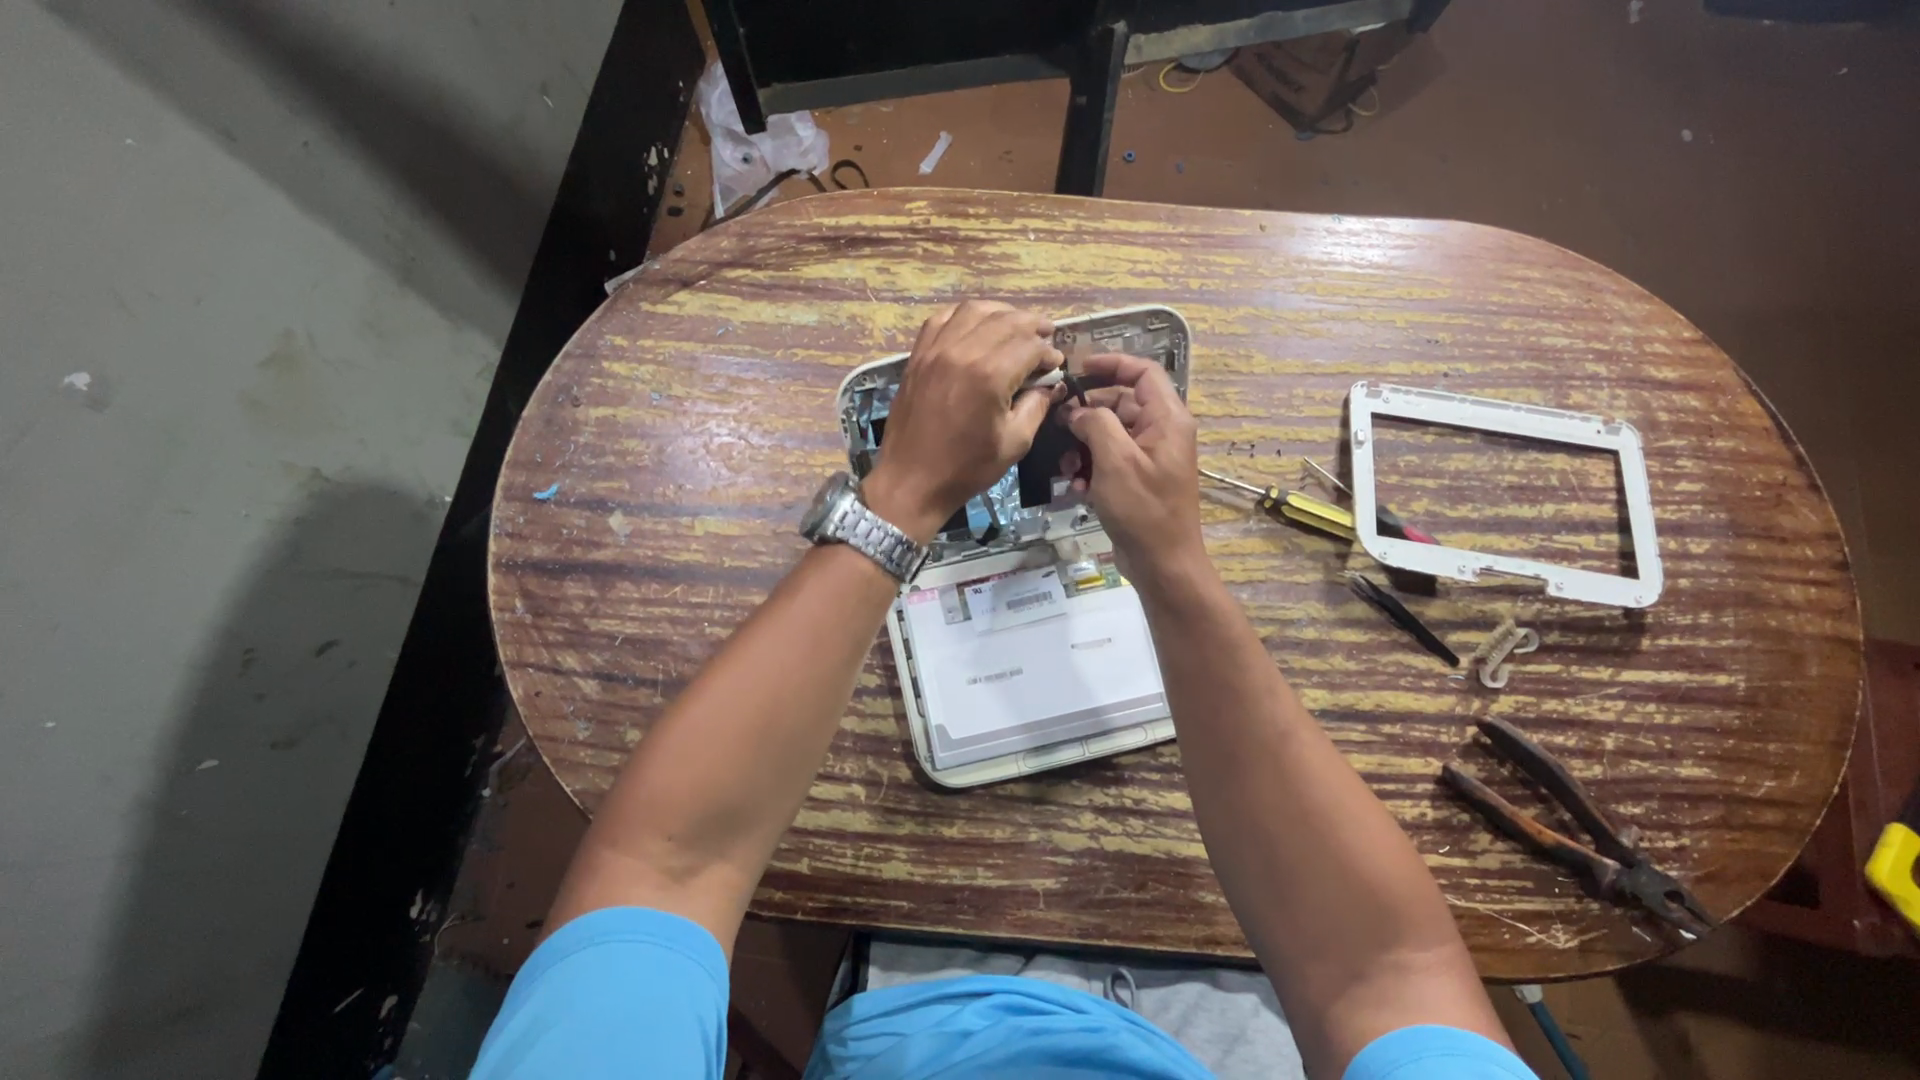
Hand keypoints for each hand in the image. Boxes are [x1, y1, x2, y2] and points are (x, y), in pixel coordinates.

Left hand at [863, 301, 1062, 542]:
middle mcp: (962, 352)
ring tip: (1015, 325)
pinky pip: (942, 319)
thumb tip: (1050, 383)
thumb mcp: (1015, 442)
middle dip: (1031, 326)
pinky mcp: (918, 355)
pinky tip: (976, 326)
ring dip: (1000, 314)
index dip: (1048, 353)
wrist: (911, 481)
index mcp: (990, 375)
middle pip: (1006, 321)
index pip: (1030, 345)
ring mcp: (936, 350)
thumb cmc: (966, 468)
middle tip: (1045, 337)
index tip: (1055, 365)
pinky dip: (964, 316)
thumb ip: (1036, 405)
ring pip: (974, 311)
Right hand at [1059, 353, 1205, 581]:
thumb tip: (1078, 411)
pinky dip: (1090, 468)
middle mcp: (1162, 431)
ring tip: (1067, 466)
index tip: (1078, 369)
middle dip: (1088, 413)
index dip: (1112, 364)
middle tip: (1059, 426)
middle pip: (1121, 403)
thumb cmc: (1143, 509)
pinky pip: (1110, 460)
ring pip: (1110, 433)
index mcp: (1167, 418)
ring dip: (1084, 445)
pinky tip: (1076, 486)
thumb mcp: (1115, 460)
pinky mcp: (1138, 480)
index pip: (1142, 372)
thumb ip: (1096, 423)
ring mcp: (1150, 457)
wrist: (1162, 562)